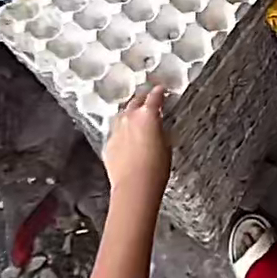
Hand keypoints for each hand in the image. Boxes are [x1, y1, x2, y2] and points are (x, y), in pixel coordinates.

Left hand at [102, 85, 169, 201]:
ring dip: (131, 113)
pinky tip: (128, 136)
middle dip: (143, 99)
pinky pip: (116, 130)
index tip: (162, 90)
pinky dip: (123, 130)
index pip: (155, 96)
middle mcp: (129, 118)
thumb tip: (158, 125)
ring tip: (137, 117)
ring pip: (124, 114)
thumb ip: (161, 129)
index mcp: (147, 115)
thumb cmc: (155, 169)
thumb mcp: (167, 144)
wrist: (134, 188)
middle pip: (136, 101)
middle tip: (149, 99)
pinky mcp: (109, 143)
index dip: (160, 92)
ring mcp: (117, 130)